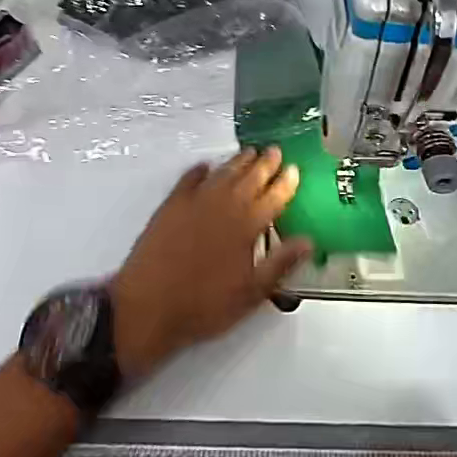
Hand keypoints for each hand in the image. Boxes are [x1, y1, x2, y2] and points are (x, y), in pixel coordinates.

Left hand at [109, 146, 311, 377]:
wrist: (147, 306)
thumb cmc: (203, 305)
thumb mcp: (250, 293)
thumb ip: (280, 264)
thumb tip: (308, 241)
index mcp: (247, 226)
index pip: (273, 197)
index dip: (286, 182)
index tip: (294, 169)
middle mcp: (224, 206)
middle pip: (249, 177)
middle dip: (265, 163)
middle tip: (275, 150)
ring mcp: (195, 202)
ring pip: (222, 173)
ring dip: (238, 161)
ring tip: (249, 152)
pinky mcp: (171, 205)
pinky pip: (189, 178)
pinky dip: (201, 170)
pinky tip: (206, 166)